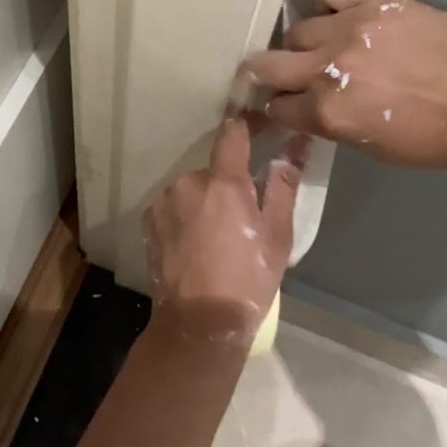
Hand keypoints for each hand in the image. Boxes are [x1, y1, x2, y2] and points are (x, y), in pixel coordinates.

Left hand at [142, 116, 307, 345]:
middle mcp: (188, 182)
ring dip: (207, 201)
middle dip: (230, 184)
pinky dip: (187, 216)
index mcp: (223, 182)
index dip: (250, 124)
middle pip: (215, 169)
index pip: (234, 133)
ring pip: (193, 189)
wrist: (199, 322)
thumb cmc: (247, 279)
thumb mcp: (277, 234)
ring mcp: (164, 202)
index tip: (263, 124)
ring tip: (220, 237)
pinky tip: (197, 244)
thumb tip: (297, 142)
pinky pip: (175, 207)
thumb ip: (284, 183)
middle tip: (245, 217)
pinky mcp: (149, 222)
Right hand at [244, 0, 446, 169]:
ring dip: (305, 42)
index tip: (285, 103)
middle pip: (267, 63)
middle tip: (286, 75)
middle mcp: (328, 68)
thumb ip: (330, 123)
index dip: (278, 107)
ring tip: (328, 44)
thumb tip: (305, 107)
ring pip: (297, 28)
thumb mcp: (372, 146)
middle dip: (269, 73)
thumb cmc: (436, 139)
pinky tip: (336, 9)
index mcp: (327, 113)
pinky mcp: (374, 1)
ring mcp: (350, 28)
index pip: (274, 106)